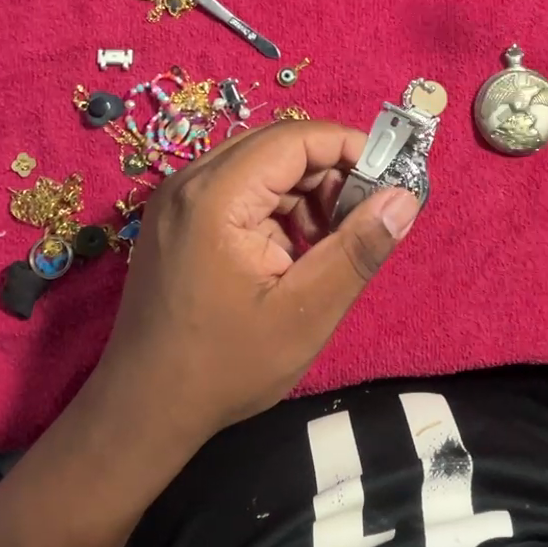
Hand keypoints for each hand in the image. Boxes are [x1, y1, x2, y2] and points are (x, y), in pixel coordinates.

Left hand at [87, 121, 421, 444]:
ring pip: (257, 167)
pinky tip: (291, 255)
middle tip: (361, 219)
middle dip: (328, 173)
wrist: (143, 408)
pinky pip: (236, 191)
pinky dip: (274, 211)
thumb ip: (357, 250)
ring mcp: (176, 199)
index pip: (294, 138)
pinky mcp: (175, 219)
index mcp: (215, 196)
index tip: (390, 179)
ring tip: (326, 246)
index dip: (349, 148)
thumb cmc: (226, 366)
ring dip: (302, 194)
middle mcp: (189, 182)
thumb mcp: (305, 312)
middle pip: (275, 146)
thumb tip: (404, 198)